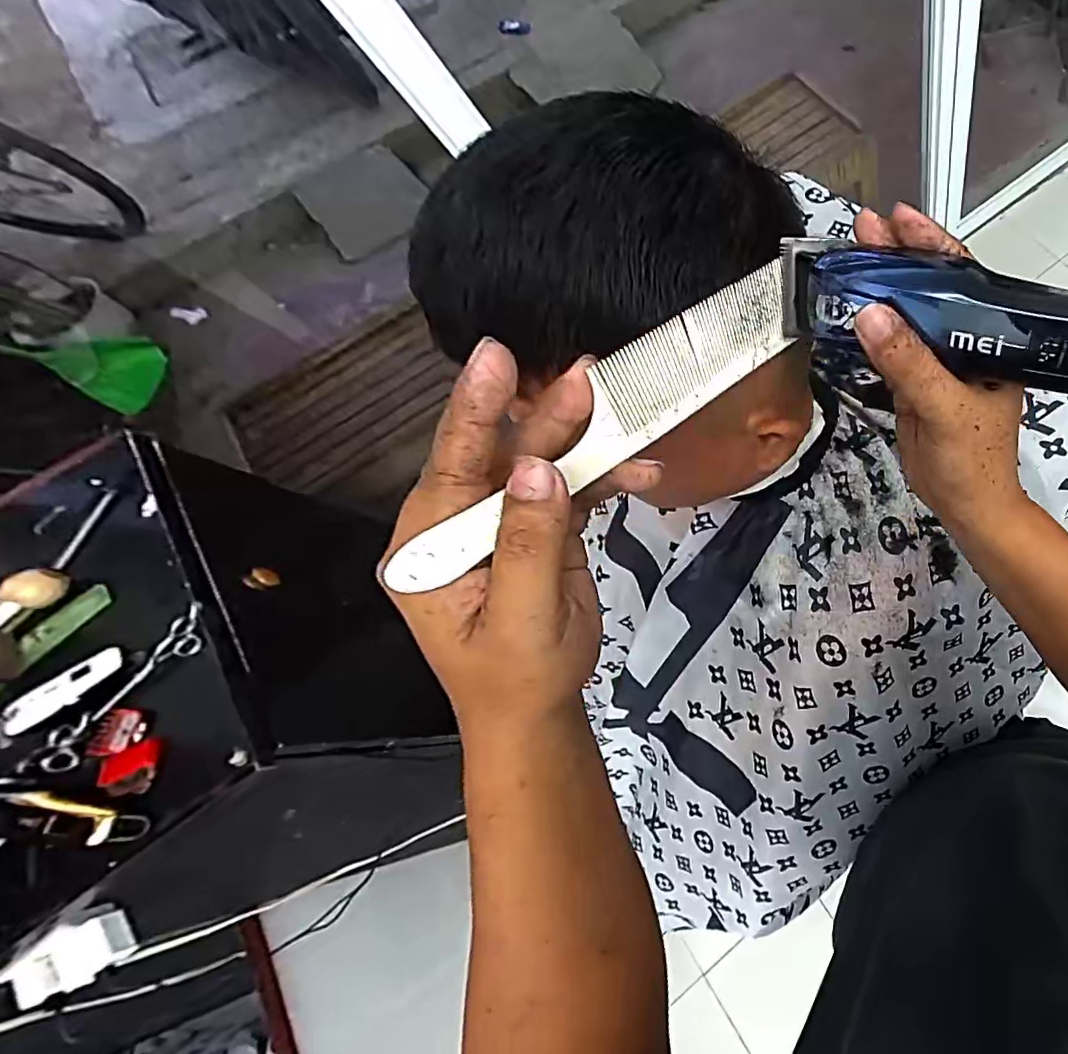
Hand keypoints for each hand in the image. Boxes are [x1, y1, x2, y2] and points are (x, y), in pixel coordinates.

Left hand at [383, 338, 660, 731]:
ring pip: (542, 470)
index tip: (496, 358)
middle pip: (503, 458)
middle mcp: (459, 526)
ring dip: (586, 449)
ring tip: (625, 422)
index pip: (452, 466)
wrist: (536, 710)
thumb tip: (538, 470)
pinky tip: (638, 475)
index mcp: (429, 547)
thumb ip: (528, 543)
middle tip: (587, 379)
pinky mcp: (539, 534)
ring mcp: (502, 528)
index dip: (476, 409)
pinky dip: (604, 483)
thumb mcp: (522, 616)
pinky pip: (570, 496)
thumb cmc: (519, 675)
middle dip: (547, 420)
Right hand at [849, 203, 1025, 524]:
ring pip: (907, 317)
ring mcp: (938, 364)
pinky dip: (869, 330)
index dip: (932, 246)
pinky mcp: (915, 384)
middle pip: (931, 291)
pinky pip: (890, 348)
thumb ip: (911, 363)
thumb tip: (871, 315)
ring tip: (848, 261)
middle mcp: (965, 346)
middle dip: (898, 259)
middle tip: (863, 232)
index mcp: (989, 344)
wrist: (966, 506)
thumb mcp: (945, 409)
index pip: (964, 281)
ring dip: (879, 291)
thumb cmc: (974, 462)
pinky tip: (848, 311)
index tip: (900, 219)